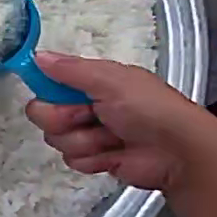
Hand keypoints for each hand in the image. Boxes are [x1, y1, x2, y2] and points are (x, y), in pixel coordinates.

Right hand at [23, 52, 216, 192]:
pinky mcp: (92, 159)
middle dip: (65, 120)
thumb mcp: (111, 81)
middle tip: (92, 116)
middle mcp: (85, 106)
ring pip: (57, 140)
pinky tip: (114, 153)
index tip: (59, 96)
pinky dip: (93, 158)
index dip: (47, 92)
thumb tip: (38, 56)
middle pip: (43, 115)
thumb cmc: (150, 109)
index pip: (46, 84)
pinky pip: (71, 160)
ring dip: (84, 141)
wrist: (178, 153)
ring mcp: (88, 134)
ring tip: (113, 138)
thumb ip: (72, 69)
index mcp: (90, 82)